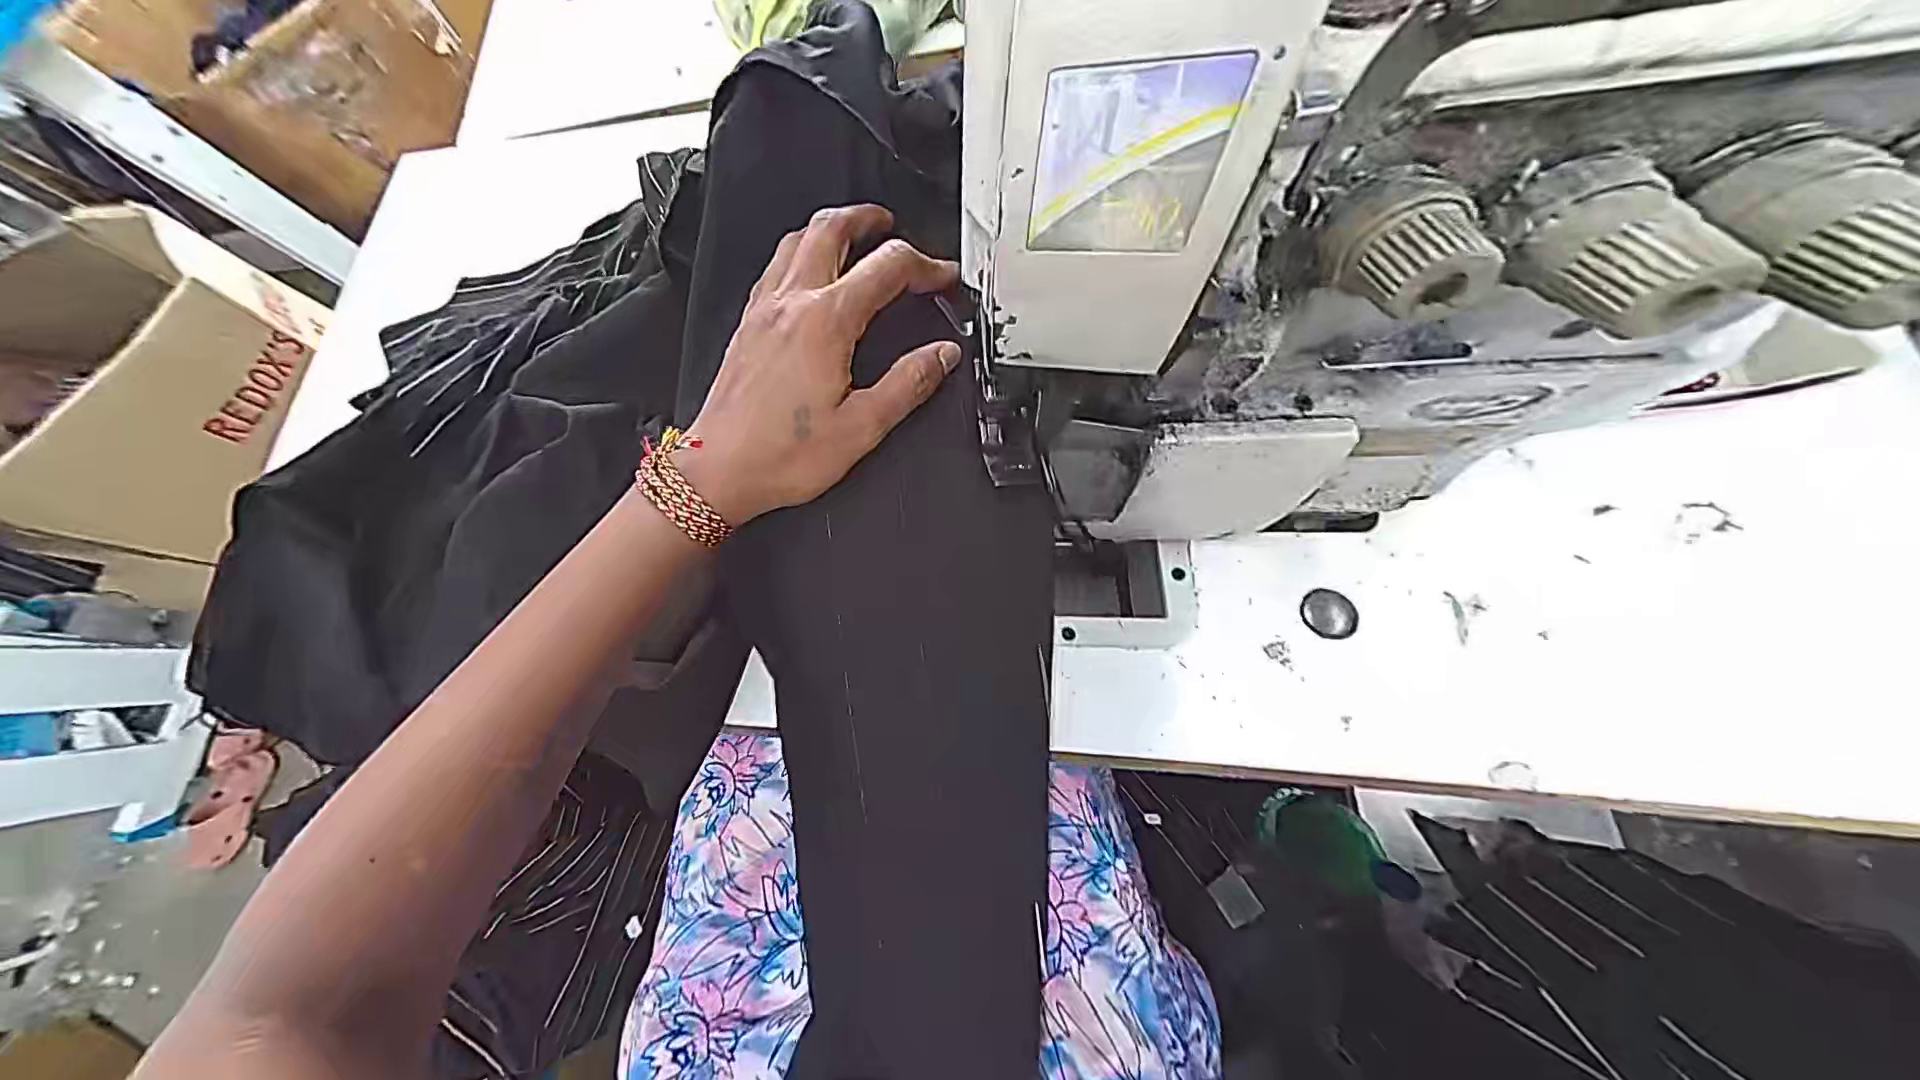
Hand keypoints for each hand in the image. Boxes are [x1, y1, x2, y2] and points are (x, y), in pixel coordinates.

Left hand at [676, 204, 961, 524]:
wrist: (720, 470)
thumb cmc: (781, 455)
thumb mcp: (861, 427)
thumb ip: (908, 384)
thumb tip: (941, 356)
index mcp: (825, 323)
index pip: (887, 269)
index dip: (925, 267)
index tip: (943, 279)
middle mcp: (790, 305)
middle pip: (832, 230)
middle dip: (869, 219)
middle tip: (892, 225)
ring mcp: (763, 311)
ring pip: (797, 239)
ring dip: (831, 227)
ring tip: (854, 234)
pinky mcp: (747, 326)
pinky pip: (774, 267)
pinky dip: (799, 252)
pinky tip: (807, 272)